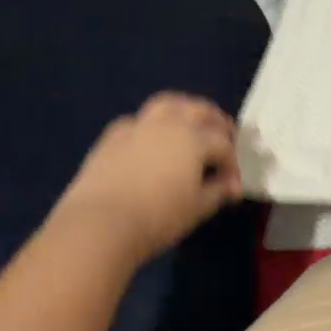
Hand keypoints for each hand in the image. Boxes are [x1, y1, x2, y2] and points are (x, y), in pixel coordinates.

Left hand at [51, 92, 243, 263]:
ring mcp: (138, 127)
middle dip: (216, 121)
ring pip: (167, 104)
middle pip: (200, 110)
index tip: (232, 186)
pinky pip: (136, 122)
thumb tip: (230, 186)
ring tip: (189, 122)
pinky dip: (149, 125)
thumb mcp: (197, 209)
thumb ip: (218, 192)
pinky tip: (148, 140)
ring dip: (184, 109)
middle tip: (224, 135)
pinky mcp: (112, 137)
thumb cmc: (156, 218)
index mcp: (194, 139)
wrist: (98, 226)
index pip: (223, 144)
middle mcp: (169, 124)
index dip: (231, 163)